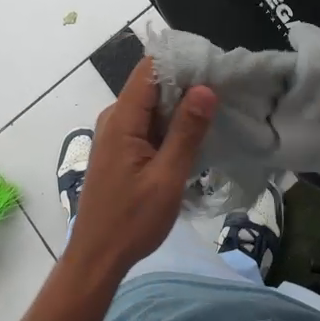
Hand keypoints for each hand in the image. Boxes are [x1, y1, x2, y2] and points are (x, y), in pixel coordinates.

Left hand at [63, 58, 215, 278]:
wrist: (96, 258)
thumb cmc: (131, 221)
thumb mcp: (167, 178)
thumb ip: (186, 132)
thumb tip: (205, 88)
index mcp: (122, 118)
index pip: (149, 69)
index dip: (180, 63)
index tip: (213, 69)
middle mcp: (114, 117)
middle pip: (151, 85)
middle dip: (185, 86)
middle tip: (222, 94)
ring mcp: (115, 133)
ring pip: (151, 106)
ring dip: (179, 109)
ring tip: (214, 114)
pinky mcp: (120, 149)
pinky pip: (146, 124)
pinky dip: (168, 127)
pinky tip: (192, 139)